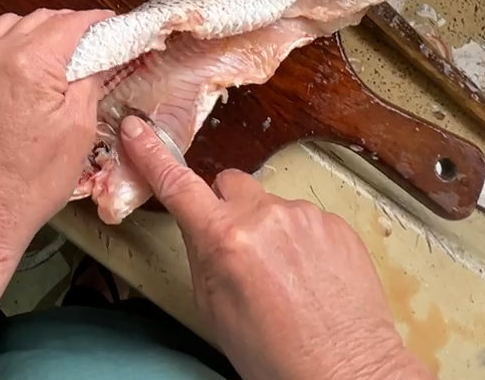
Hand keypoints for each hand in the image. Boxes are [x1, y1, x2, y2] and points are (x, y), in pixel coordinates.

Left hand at [0, 8, 109, 255]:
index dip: (93, 20)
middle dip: (65, 26)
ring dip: (31, 33)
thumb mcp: (78, 130)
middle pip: (37, 20)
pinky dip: (3, 51)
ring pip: (6, 27)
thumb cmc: (32, 181)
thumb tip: (97, 57)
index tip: (108, 23)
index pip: (68, 24)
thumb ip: (89, 81)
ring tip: (50, 54)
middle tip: (86, 43)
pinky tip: (16, 73)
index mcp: (29, 64)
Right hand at [118, 115, 433, 379]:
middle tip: (240, 250)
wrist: (349, 377)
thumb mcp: (214, 309)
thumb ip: (201, 253)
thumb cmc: (277, 357)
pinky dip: (302, 239)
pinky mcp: (335, 222)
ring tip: (286, 276)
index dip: (150, 154)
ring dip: (269, 228)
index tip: (135, 129)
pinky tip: (311, 276)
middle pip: (229, 185)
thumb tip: (199, 225)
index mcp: (224, 240)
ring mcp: (303, 215)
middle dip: (228, 208)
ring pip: (269, 202)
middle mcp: (263, 216)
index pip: (177, 184)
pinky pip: (304, 217)